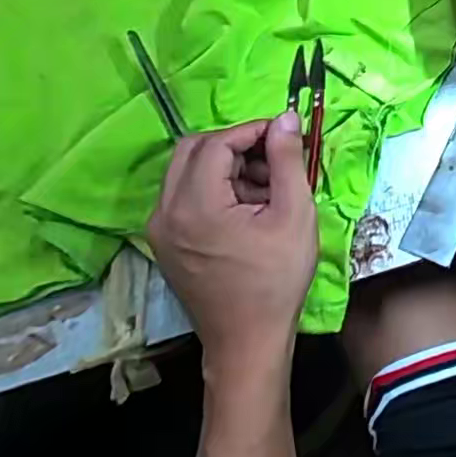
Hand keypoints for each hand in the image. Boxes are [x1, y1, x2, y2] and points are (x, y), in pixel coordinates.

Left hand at [147, 112, 317, 385]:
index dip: (254, 130)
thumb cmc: (277, 276)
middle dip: (238, 144)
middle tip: (276, 156)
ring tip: (270, 186)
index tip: (288, 134)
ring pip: (188, 171)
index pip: (217, 143)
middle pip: (193, 150)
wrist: (248, 338)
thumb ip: (287, 160)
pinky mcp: (167, 242)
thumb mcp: (295, 213)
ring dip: (229, 165)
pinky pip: (187, 195)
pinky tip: (253, 207)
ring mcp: (161, 229)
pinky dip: (218, 187)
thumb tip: (287, 118)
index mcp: (195, 205)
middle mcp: (165, 212)